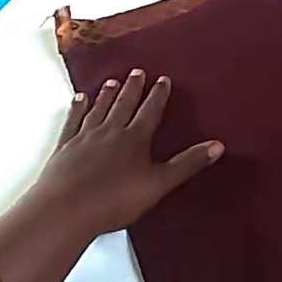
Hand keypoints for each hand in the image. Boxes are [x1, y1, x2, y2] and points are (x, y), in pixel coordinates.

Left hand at [20, 69, 223, 239]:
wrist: (66, 209)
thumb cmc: (114, 199)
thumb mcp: (158, 184)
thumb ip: (187, 164)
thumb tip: (216, 146)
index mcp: (134, 139)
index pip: (150, 111)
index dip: (158, 95)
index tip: (162, 80)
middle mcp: (110, 132)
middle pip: (124, 104)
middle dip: (133, 88)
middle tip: (137, 72)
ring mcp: (85, 137)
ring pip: (99, 109)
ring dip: (107, 94)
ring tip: (112, 81)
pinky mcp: (65, 147)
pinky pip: (73, 121)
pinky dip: (77, 109)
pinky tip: (79, 99)